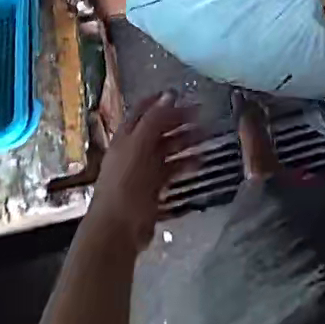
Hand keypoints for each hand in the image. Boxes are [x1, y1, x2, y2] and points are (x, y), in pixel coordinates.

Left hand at [87, 92, 197, 251]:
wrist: (118, 229)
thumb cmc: (126, 184)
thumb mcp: (138, 146)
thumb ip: (154, 120)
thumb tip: (169, 95)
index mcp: (125, 136)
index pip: (142, 110)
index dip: (159, 100)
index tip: (180, 93)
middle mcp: (134, 149)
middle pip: (157, 128)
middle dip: (178, 120)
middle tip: (202, 115)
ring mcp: (144, 169)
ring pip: (167, 149)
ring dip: (185, 141)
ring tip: (206, 136)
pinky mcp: (153, 188)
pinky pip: (171, 170)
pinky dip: (185, 164)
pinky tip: (199, 162)